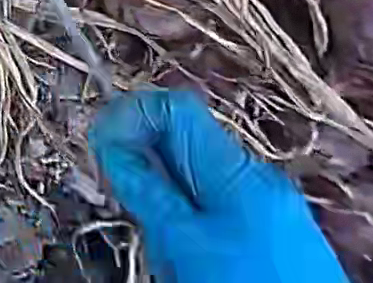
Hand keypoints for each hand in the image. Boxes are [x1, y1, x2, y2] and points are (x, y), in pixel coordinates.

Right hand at [90, 90, 346, 282]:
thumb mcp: (186, 247)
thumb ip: (147, 191)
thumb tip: (110, 143)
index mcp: (239, 169)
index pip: (175, 107)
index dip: (131, 115)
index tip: (100, 148)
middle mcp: (256, 179)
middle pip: (182, 144)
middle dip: (145, 169)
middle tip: (125, 207)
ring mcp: (268, 212)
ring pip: (193, 184)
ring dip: (164, 209)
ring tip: (164, 256)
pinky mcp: (272, 243)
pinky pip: (214, 216)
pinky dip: (187, 231)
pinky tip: (183, 266)